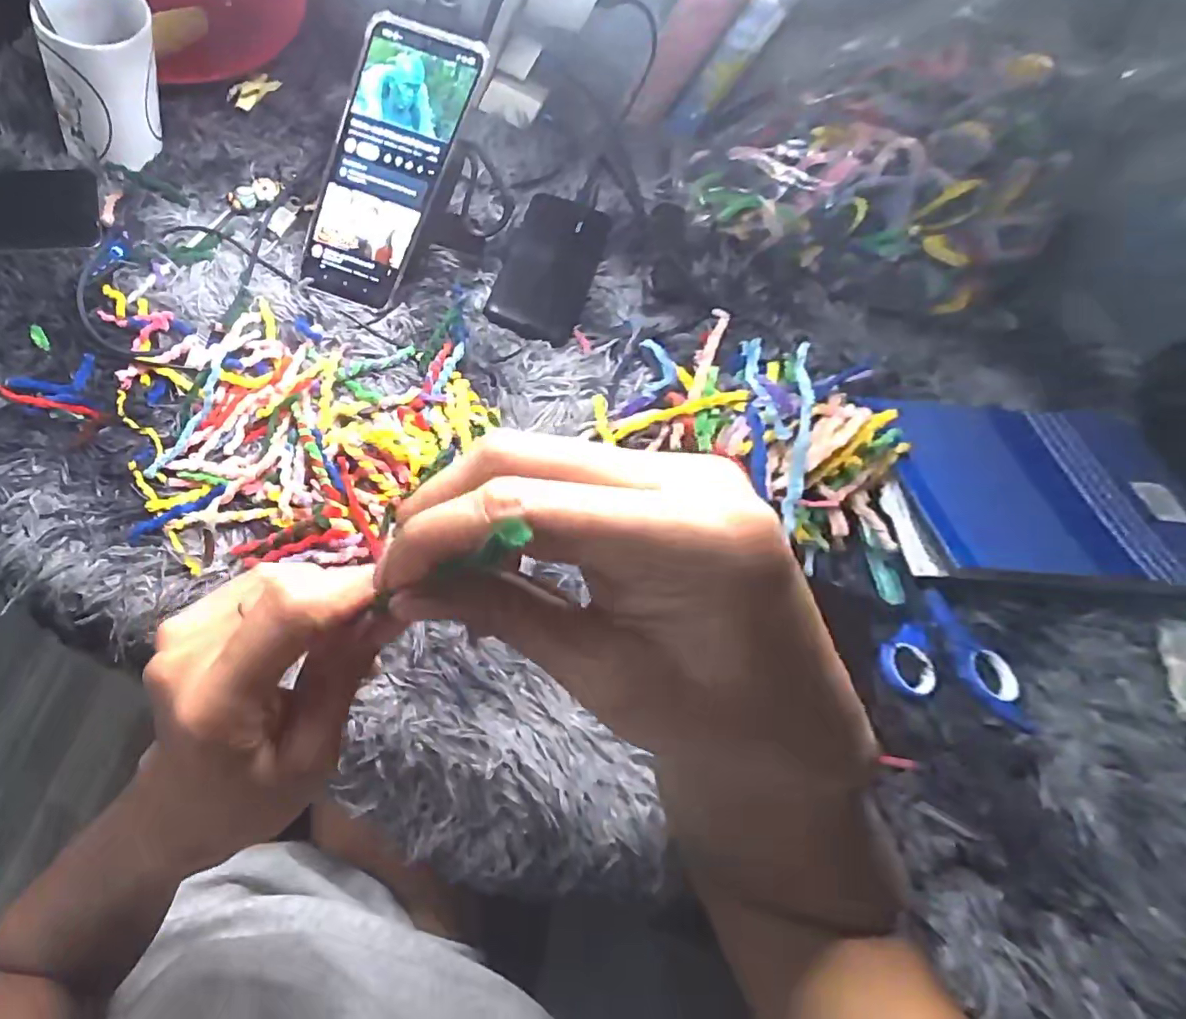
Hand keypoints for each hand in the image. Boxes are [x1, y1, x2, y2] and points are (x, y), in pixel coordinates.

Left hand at [136, 563, 396, 867]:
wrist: (178, 803)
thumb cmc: (248, 802)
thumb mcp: (309, 759)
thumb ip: (340, 679)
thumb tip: (382, 613)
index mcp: (215, 699)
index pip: (282, 615)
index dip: (342, 591)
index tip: (395, 590)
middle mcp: (184, 650)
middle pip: (274, 588)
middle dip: (334, 591)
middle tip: (375, 619)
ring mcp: (175, 629)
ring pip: (264, 579)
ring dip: (313, 592)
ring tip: (343, 629)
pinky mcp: (180, 618)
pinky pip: (247, 588)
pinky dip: (288, 597)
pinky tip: (306, 626)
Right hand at [376, 430, 876, 790]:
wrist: (794, 732)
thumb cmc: (705, 723)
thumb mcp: (590, 670)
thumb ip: (494, 611)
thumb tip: (404, 592)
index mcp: (685, 533)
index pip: (520, 500)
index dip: (437, 531)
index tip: (391, 576)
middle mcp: (683, 473)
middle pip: (517, 454)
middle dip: (440, 505)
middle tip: (401, 561)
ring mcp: (674, 466)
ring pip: (530, 455)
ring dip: (466, 503)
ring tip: (436, 560)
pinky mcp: (657, 477)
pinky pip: (557, 473)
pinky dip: (504, 506)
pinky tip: (488, 550)